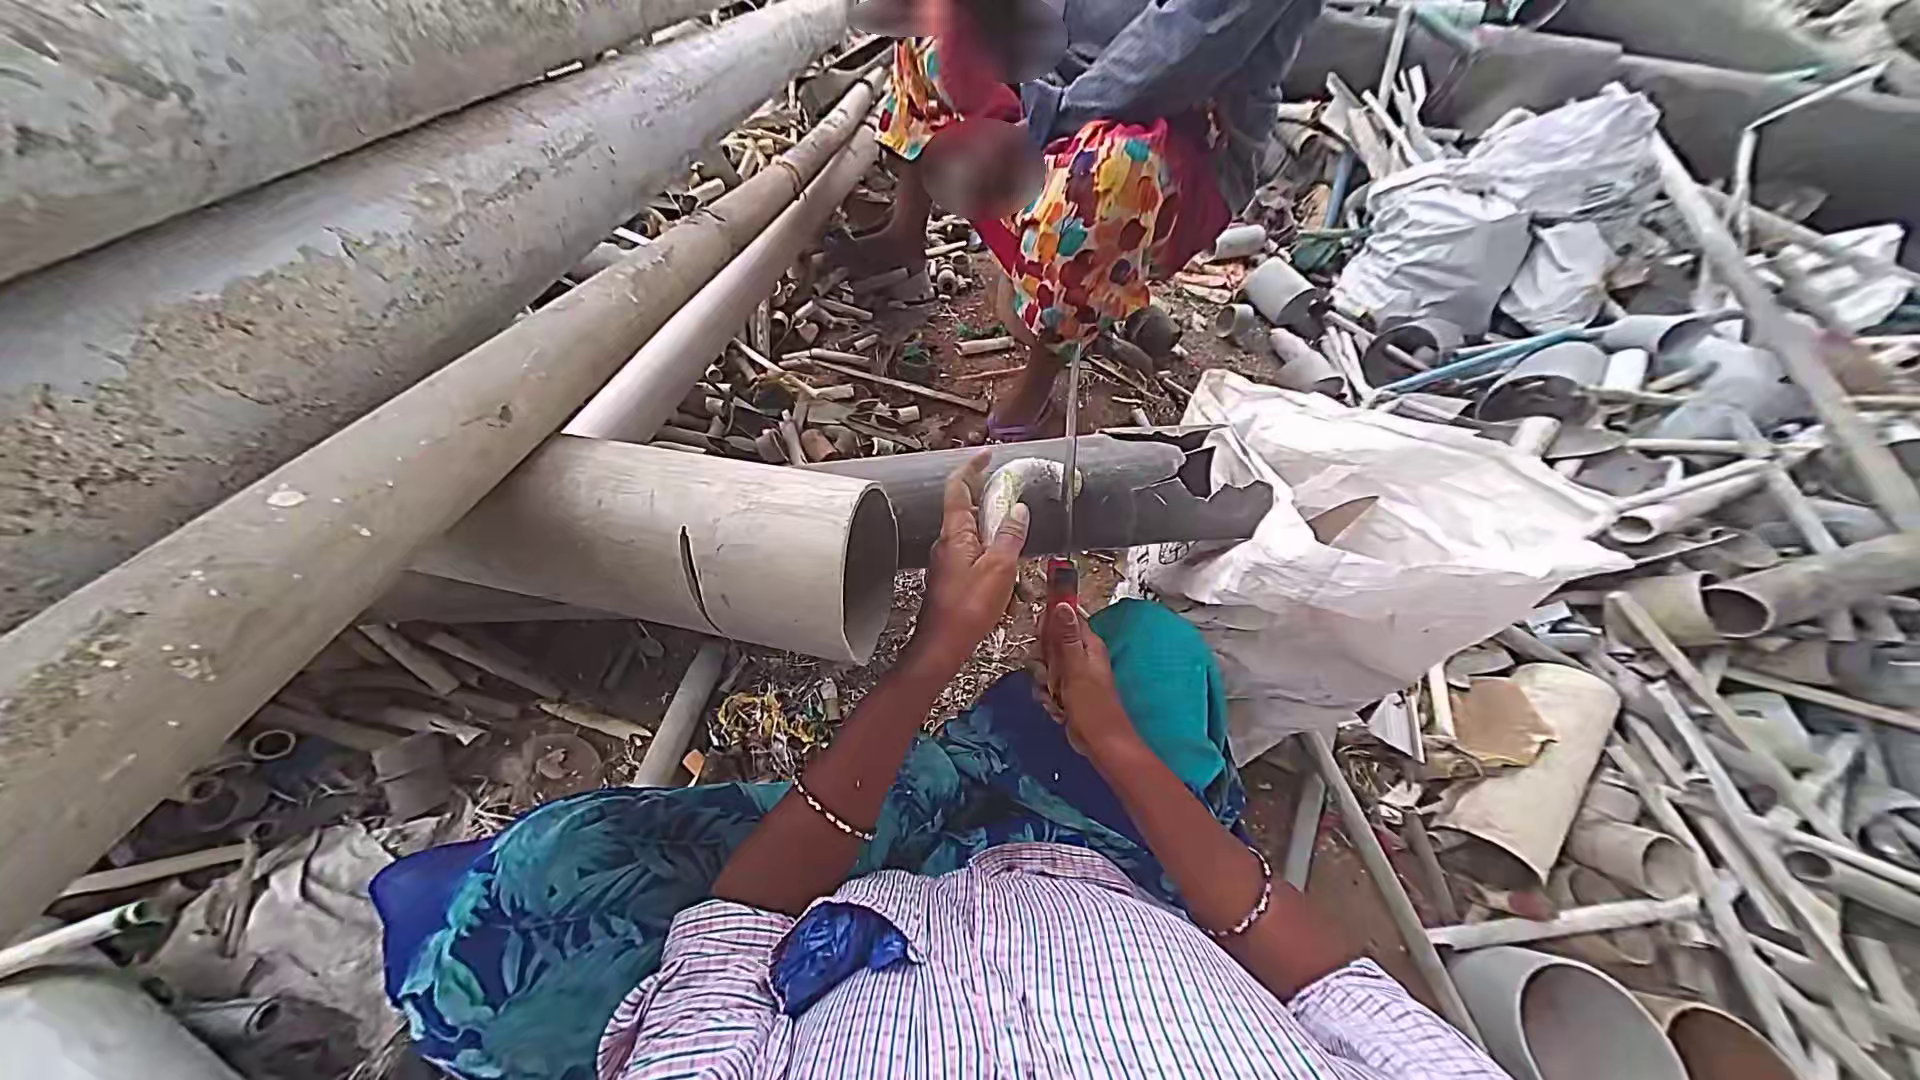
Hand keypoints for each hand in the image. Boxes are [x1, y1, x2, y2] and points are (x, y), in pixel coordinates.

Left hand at [914, 452, 1028, 667]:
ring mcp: (948, 561)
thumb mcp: (1000, 569)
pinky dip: (995, 569)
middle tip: (1017, 520)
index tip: (987, 456)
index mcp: (955, 533)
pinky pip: (977, 562)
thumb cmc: (967, 610)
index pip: (958, 487)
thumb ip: (1010, 536)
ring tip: (1015, 574)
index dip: (972, 467)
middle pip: (972, 513)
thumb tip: (1019, 511)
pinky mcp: (953, 578)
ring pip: (978, 541)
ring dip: (1001, 550)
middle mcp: (948, 543)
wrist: (943, 646)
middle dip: (998, 516)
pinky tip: (1006, 591)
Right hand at [1042, 602, 1140, 758]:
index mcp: (1088, 644)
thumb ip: (1066, 636)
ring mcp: (1073, 674)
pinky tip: (1056, 707)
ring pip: (1044, 666)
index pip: (1065, 619)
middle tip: (1051, 675)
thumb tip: (1062, 603)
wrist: (1100, 742)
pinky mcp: (1066, 691)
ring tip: (1055, 695)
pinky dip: (1048, 696)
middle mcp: (1080, 655)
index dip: (1050, 626)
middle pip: (1049, 643)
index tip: (1041, 640)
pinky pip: (1046, 685)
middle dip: (1043, 660)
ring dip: (1045, 682)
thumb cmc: (1091, 705)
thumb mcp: (1075, 667)